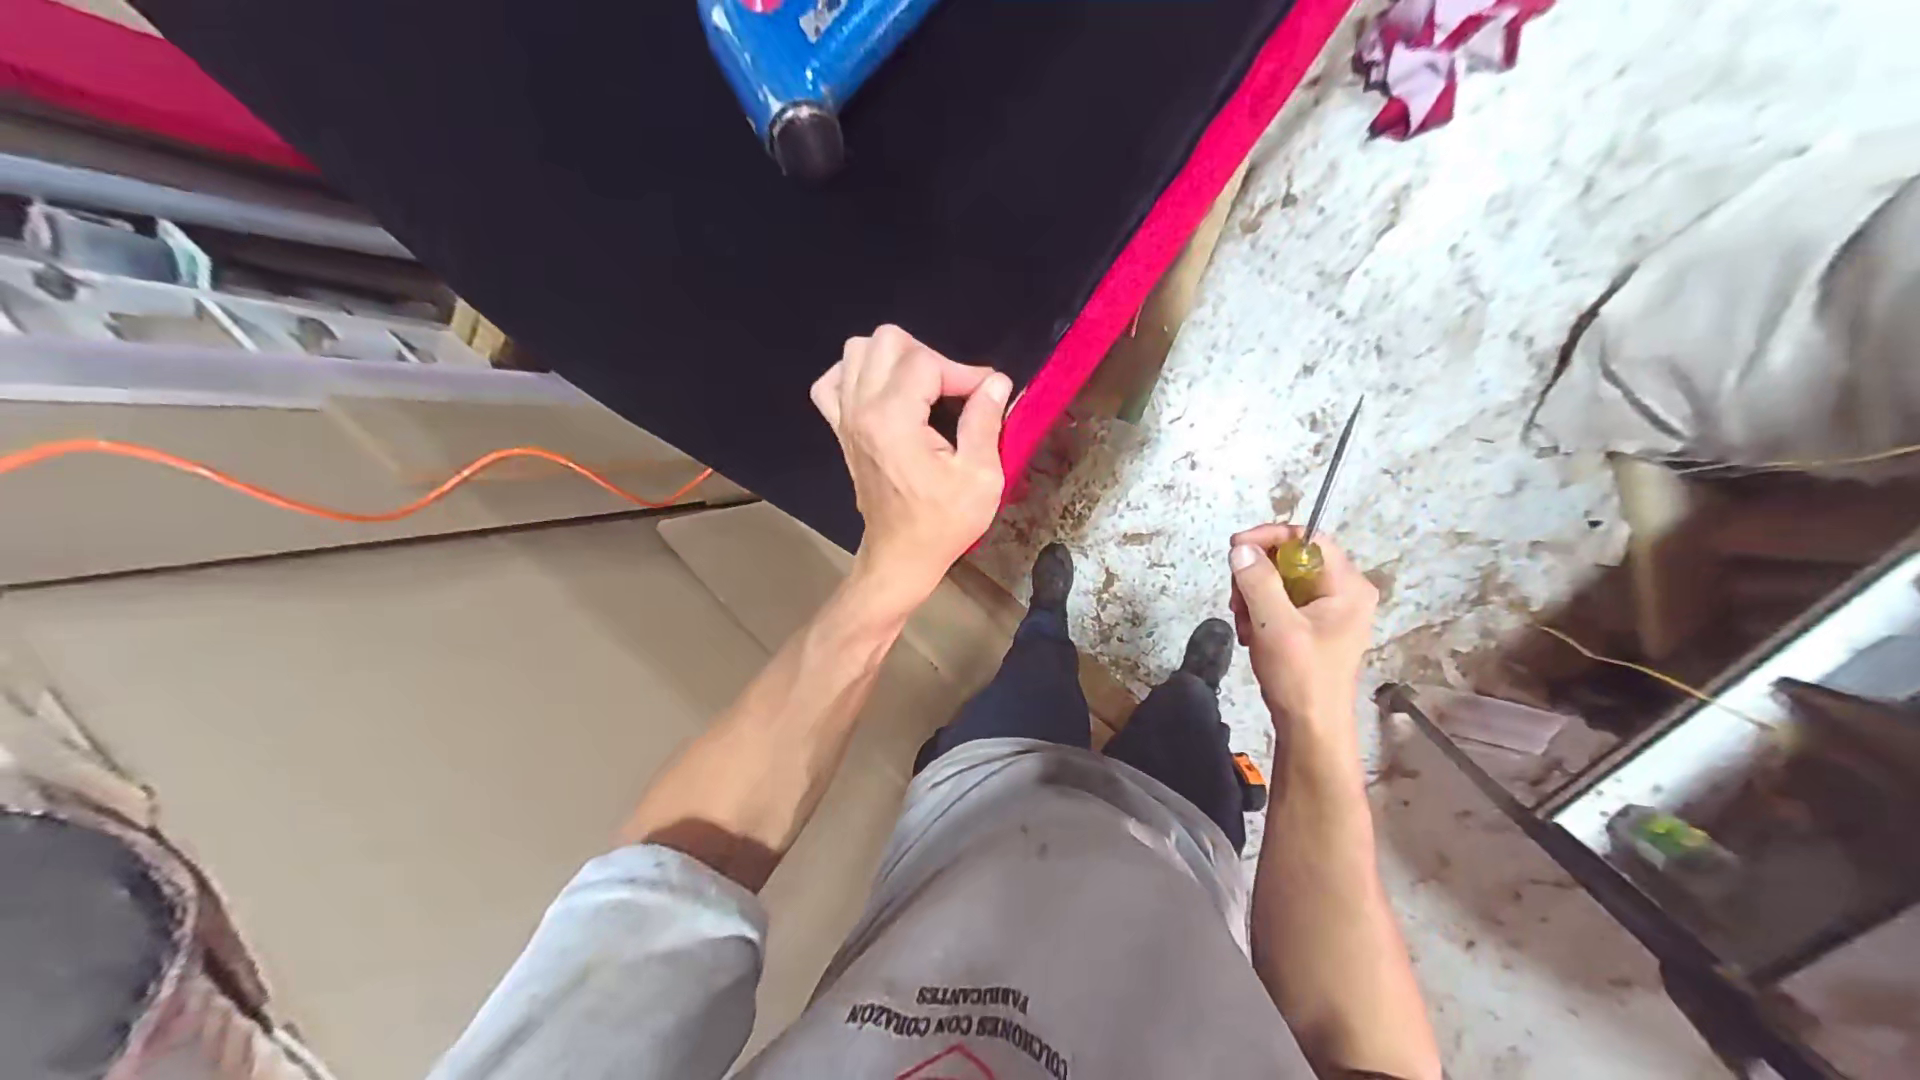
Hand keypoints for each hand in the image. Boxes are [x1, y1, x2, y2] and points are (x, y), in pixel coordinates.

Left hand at [811, 325, 1010, 612]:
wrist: (900, 557)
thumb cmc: (942, 524)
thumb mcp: (980, 477)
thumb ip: (986, 421)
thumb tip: (996, 382)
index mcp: (893, 420)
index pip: (927, 361)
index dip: (964, 371)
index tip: (987, 395)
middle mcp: (861, 409)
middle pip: (888, 341)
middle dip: (929, 357)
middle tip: (953, 391)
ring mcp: (844, 417)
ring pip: (857, 351)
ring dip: (895, 359)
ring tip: (922, 389)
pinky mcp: (839, 429)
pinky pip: (833, 381)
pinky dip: (857, 374)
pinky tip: (882, 391)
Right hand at [1228, 525, 1377, 745]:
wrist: (1310, 728)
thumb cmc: (1300, 677)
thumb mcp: (1275, 625)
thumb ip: (1258, 582)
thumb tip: (1240, 549)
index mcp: (1348, 587)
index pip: (1308, 538)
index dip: (1270, 537)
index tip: (1235, 549)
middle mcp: (1343, 592)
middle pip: (1291, 558)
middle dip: (1256, 573)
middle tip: (1237, 598)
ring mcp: (1328, 610)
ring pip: (1280, 580)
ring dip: (1253, 595)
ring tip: (1245, 624)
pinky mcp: (1312, 626)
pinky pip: (1280, 601)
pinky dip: (1259, 611)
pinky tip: (1251, 634)